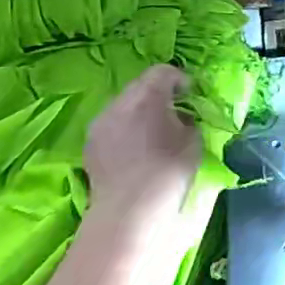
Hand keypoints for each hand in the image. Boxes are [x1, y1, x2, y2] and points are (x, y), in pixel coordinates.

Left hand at [83, 65, 201, 227]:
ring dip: (138, 112)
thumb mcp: (193, 143)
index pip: (163, 72)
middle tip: (172, 114)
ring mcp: (100, 122)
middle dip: (157, 94)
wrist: (129, 213)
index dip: (179, 79)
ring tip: (151, 134)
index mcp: (147, 96)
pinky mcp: (90, 143)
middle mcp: (119, 102)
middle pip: (140, 86)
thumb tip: (180, 118)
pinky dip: (123, 130)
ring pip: (123, 105)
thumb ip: (188, 121)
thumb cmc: (168, 174)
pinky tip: (133, 153)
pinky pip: (111, 126)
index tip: (190, 95)